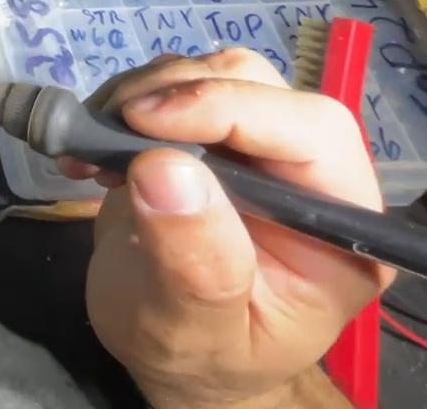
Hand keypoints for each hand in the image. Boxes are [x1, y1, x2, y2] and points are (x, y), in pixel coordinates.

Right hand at [60, 48, 392, 408]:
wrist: (166, 347)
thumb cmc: (195, 353)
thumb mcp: (192, 324)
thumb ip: (193, 258)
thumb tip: (164, 169)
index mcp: (337, 227)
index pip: (310, 130)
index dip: (227, 107)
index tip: (140, 121)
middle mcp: (302, 176)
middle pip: (256, 84)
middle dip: (173, 92)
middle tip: (108, 131)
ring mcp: (248, 150)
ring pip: (205, 72)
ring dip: (138, 93)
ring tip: (93, 149)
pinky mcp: (197, 138)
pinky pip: (164, 86)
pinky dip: (117, 102)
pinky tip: (89, 149)